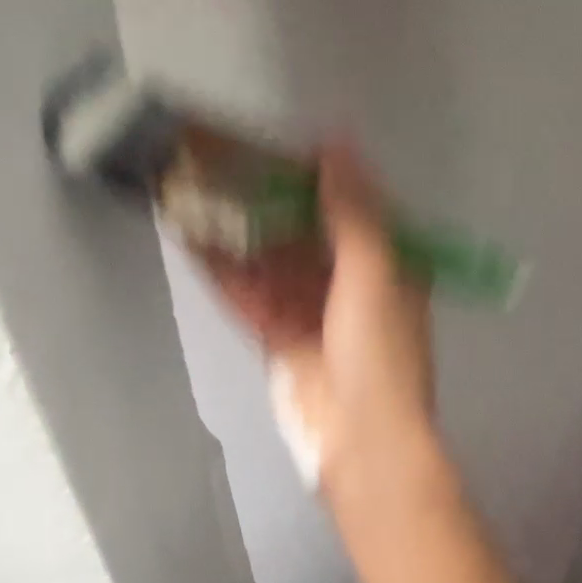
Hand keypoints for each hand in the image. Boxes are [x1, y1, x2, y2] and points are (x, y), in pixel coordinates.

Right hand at [206, 142, 436, 484]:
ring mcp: (313, 318)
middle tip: (224, 166)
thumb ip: (352, 211)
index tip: (274, 148)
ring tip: (197, 196)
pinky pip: (250, 301)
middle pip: (304, 236)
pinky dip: (225, 276)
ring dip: (237, 236)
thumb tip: (336, 142)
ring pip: (271, 266)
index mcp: (387, 266)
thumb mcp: (374, 271)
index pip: (349, 210)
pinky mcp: (281, 345)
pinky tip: (194, 245)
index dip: (315, 179)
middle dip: (267, 205)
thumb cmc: (379, 354)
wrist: (361, 439)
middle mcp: (351, 287)